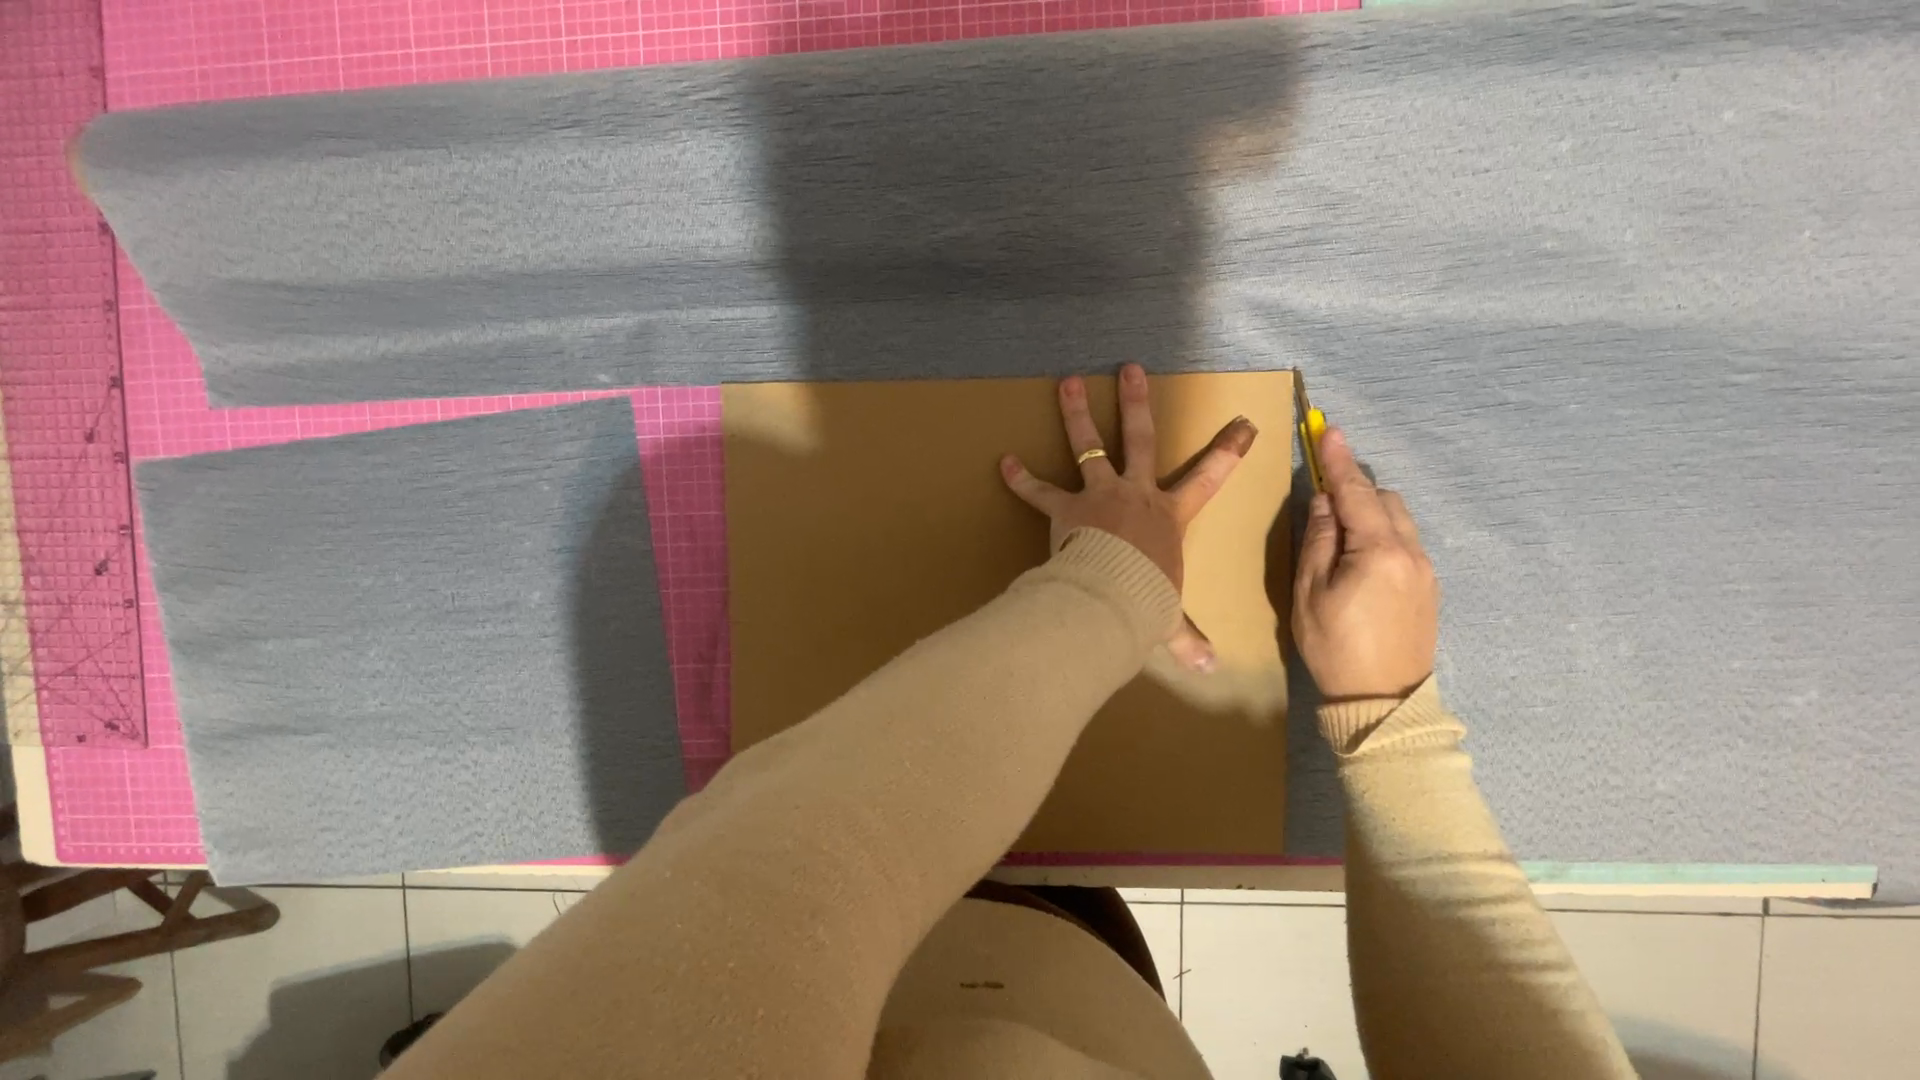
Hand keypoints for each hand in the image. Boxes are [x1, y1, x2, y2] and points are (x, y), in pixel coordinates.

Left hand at [1001, 363, 1257, 671]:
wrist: (1110, 600)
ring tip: (1067, 381)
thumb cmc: (1146, 602)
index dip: (1229, 450)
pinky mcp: (1066, 509)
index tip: (1245, 422)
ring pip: (1088, 445)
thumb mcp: (1169, 618)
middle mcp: (1136, 494)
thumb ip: (1186, 638)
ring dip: (1076, 413)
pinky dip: (1020, 479)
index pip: (1209, 478)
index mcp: (1169, 516)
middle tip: (1130, 369)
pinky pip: (1039, 492)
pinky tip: (1003, 462)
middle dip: (1135, 402)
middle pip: (1139, 438)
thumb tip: (1209, 669)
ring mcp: (1099, 495)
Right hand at [1292, 427, 1439, 699]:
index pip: (1356, 492)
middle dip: (1355, 490)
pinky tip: (1358, 561)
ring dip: (1370, 513)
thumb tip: (1325, 501)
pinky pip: (1404, 543)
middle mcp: (1411, 552)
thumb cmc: (1334, 646)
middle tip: (1322, 502)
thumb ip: (1318, 540)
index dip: (1339, 460)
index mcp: (1379, 550)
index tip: (1328, 430)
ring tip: (1339, 536)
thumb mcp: (1309, 592)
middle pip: (1384, 499)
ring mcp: (1425, 570)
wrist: (1382, 700)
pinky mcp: (1428, 588)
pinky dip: (1381, 535)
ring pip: (1398, 520)